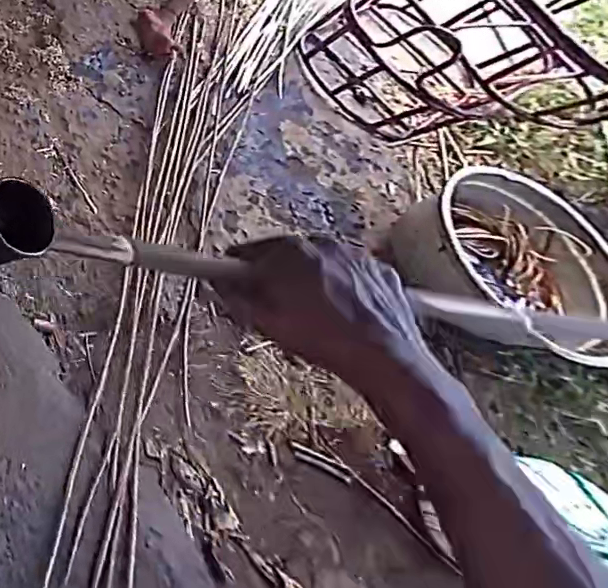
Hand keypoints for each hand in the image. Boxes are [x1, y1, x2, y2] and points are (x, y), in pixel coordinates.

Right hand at [213, 235, 429, 387]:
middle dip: (275, 274)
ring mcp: (355, 257)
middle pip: (283, 255)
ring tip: (312, 311)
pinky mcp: (381, 272)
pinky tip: (341, 310)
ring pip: (318, 263)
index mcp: (288, 250)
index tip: (234, 282)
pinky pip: (350, 273)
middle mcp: (320, 244)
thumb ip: (233, 295)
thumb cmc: (324, 339)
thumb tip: (218, 283)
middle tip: (274, 302)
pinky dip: (342, 286)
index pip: (246, 252)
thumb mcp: (263, 320)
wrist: (389, 363)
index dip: (237, 270)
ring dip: (309, 279)